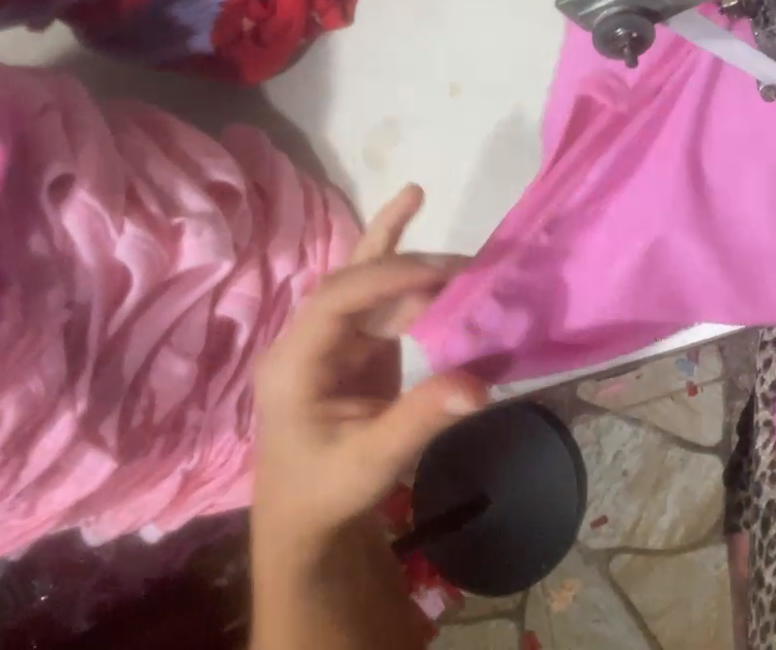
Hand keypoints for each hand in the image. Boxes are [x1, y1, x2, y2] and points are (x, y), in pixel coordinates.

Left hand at [252, 185, 486, 555]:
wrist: (308, 518)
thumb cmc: (327, 489)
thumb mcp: (374, 459)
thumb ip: (421, 417)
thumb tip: (481, 383)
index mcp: (294, 362)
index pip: (336, 298)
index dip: (388, 276)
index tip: (446, 271)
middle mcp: (309, 339)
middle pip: (352, 279)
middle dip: (407, 261)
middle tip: (466, 260)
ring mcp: (333, 340)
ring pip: (371, 284)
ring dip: (417, 268)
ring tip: (466, 256)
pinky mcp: (358, 347)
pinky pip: (387, 303)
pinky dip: (419, 286)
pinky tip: (441, 266)